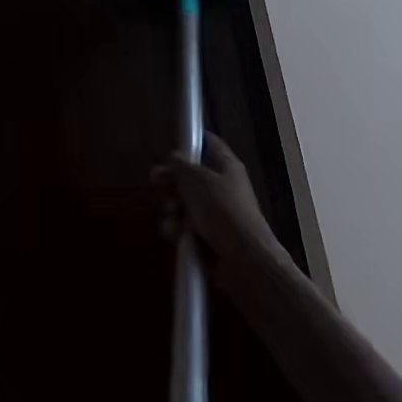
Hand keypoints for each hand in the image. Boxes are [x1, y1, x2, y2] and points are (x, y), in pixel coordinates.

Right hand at [155, 134, 293, 271]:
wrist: (243, 259)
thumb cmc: (223, 211)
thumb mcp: (199, 181)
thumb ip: (182, 166)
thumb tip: (173, 156)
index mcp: (227, 167)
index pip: (209, 144)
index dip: (191, 141)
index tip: (171, 144)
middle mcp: (221, 187)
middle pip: (189, 177)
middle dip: (171, 181)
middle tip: (158, 184)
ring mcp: (214, 213)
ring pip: (182, 203)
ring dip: (172, 208)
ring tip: (173, 213)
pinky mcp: (206, 236)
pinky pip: (184, 226)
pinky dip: (177, 229)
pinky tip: (177, 234)